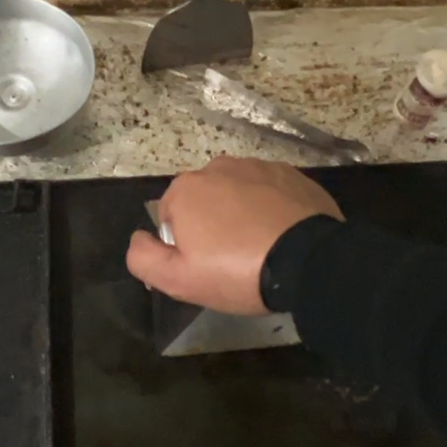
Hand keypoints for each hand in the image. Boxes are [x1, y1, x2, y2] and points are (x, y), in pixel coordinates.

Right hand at [126, 157, 341, 314]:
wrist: (309, 261)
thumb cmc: (237, 270)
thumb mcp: (178, 279)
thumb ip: (143, 257)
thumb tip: (137, 238)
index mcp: (186, 188)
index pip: (171, 219)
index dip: (185, 247)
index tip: (207, 268)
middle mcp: (219, 167)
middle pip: (205, 203)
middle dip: (214, 227)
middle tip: (234, 262)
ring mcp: (259, 167)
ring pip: (239, 196)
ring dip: (244, 217)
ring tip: (262, 250)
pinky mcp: (293, 175)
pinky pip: (272, 194)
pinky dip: (273, 211)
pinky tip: (283, 237)